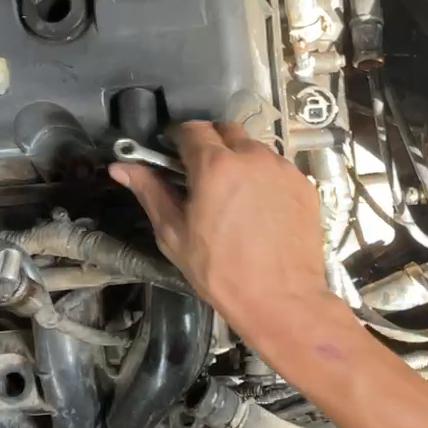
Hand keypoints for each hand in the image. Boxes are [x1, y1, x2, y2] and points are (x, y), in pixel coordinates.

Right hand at [109, 121, 340, 341]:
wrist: (282, 299)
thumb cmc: (222, 272)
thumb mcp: (175, 235)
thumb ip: (151, 192)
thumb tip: (122, 167)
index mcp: (216, 166)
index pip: (192, 128)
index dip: (178, 136)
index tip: (172, 151)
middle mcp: (253, 158)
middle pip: (226, 131)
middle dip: (211, 144)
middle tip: (201, 174)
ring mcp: (283, 170)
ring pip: (255, 149)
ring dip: (240, 161)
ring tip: (233, 195)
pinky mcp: (305, 186)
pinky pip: (279, 169)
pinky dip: (265, 178)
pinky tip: (259, 208)